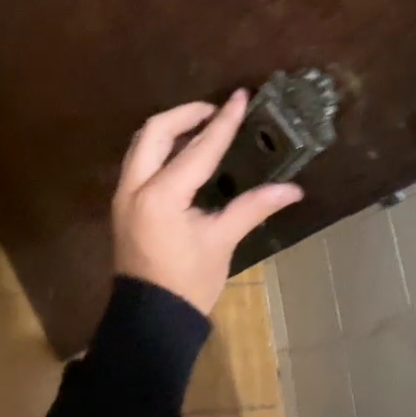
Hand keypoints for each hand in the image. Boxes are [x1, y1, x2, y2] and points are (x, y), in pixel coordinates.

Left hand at [113, 91, 305, 314]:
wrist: (149, 319)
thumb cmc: (187, 283)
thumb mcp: (221, 243)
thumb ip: (252, 207)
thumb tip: (292, 190)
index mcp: (161, 195)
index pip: (197, 148)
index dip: (222, 121)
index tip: (239, 97)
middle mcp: (135, 186)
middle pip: (155, 130)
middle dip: (186, 114)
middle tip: (215, 111)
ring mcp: (124, 193)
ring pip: (142, 142)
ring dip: (170, 128)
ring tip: (201, 124)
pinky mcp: (123, 202)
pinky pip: (139, 159)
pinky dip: (160, 146)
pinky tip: (183, 151)